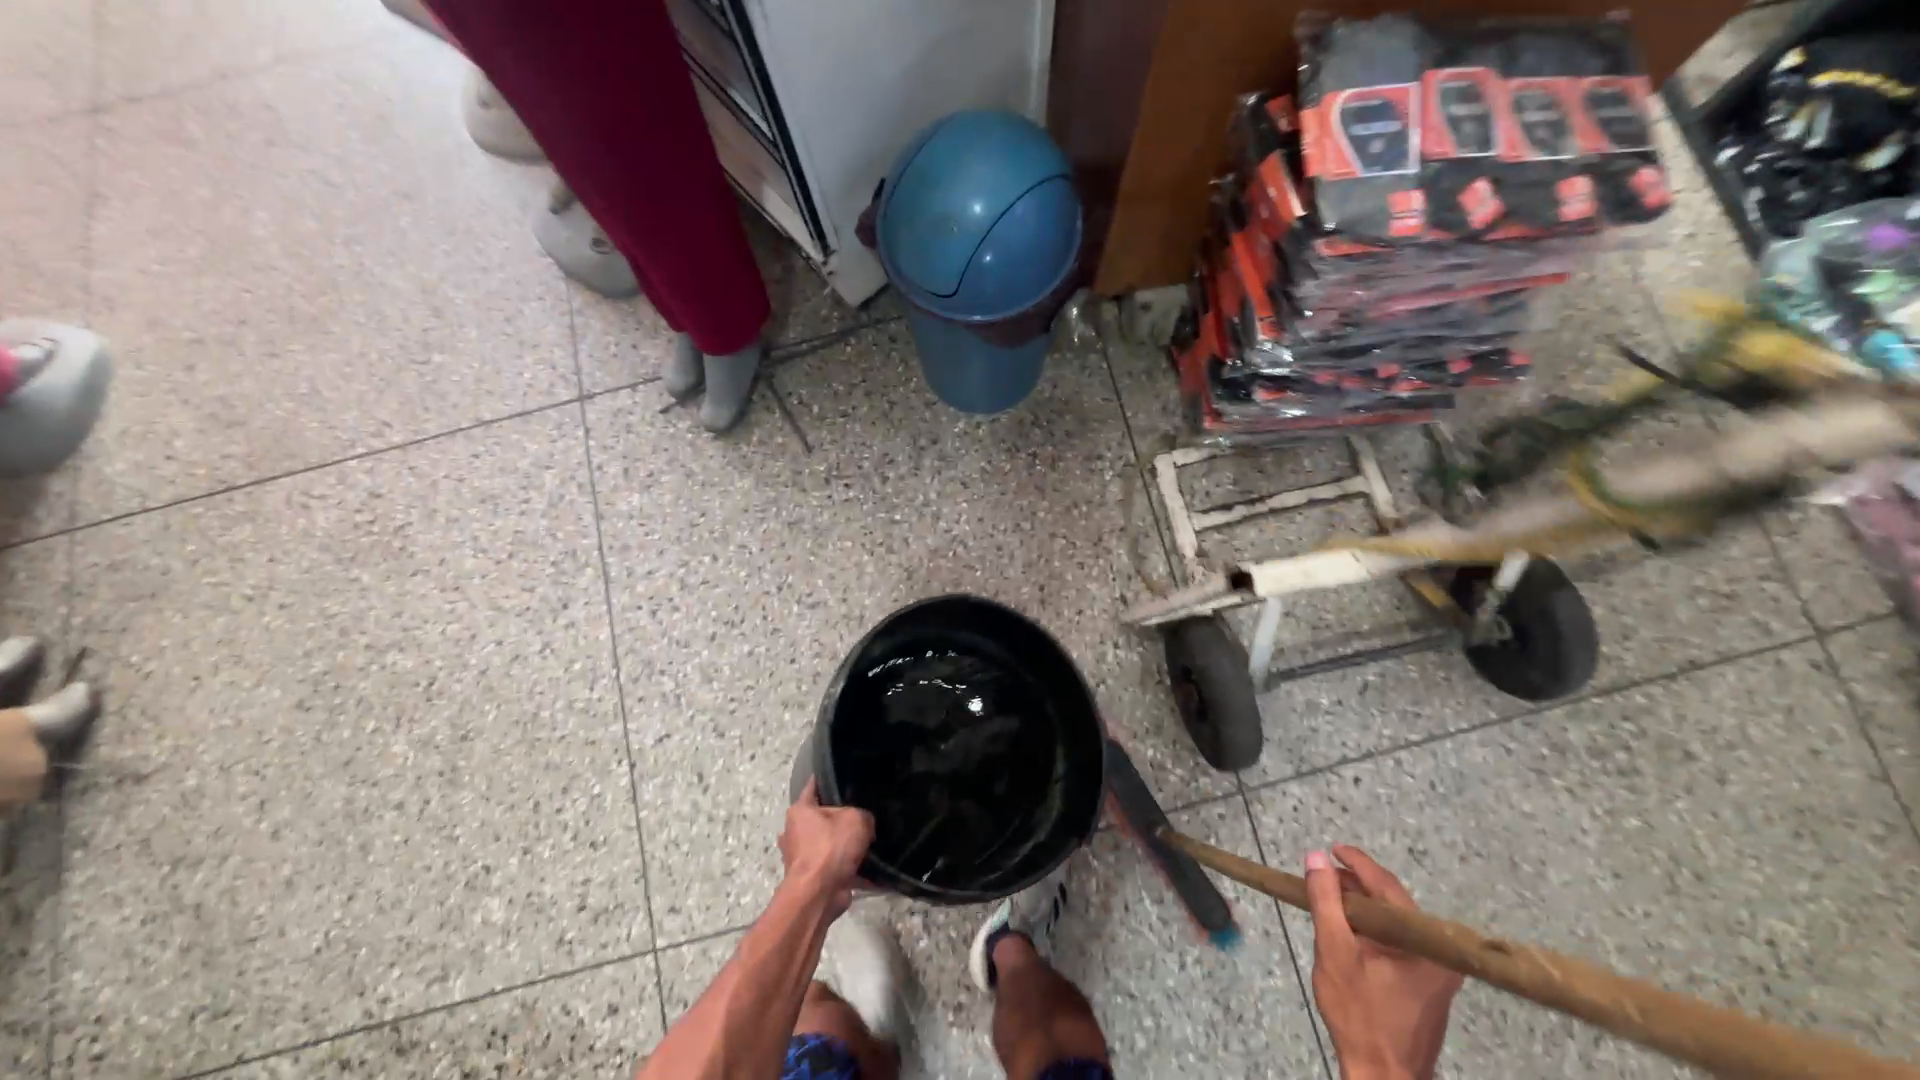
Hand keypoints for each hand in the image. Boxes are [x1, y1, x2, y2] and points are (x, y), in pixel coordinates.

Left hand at [779, 779, 874, 917]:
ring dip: (846, 847)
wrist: (818, 894)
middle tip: (865, 816)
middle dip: (841, 819)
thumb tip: (863, 826)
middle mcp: (795, 832)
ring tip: (871, 844)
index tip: (843, 774)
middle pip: (822, 819)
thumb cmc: (831, 848)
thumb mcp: (857, 819)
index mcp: (800, 811)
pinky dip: (852, 871)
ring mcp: (801, 857)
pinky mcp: (812, 878)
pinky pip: (835, 869)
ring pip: (829, 845)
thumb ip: (863, 815)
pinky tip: (873, 872)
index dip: (828, 779)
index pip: (813, 787)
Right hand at [1306, 846, 1463, 1079]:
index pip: (1388, 887)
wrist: (1383, 1075)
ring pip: (1394, 922)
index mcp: (1424, 942)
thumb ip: (1325, 901)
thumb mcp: (1334, 951)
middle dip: (1356, 886)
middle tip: (1323, 877)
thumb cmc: (1359, 1015)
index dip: (1357, 863)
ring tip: (1329, 900)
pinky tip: (1348, 930)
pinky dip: (1371, 930)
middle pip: (1393, 903)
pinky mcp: (1429, 983)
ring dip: (1362, 908)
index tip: (1331, 848)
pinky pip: (1398, 941)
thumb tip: (1315, 858)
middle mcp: (1438, 951)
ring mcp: (1437, 969)